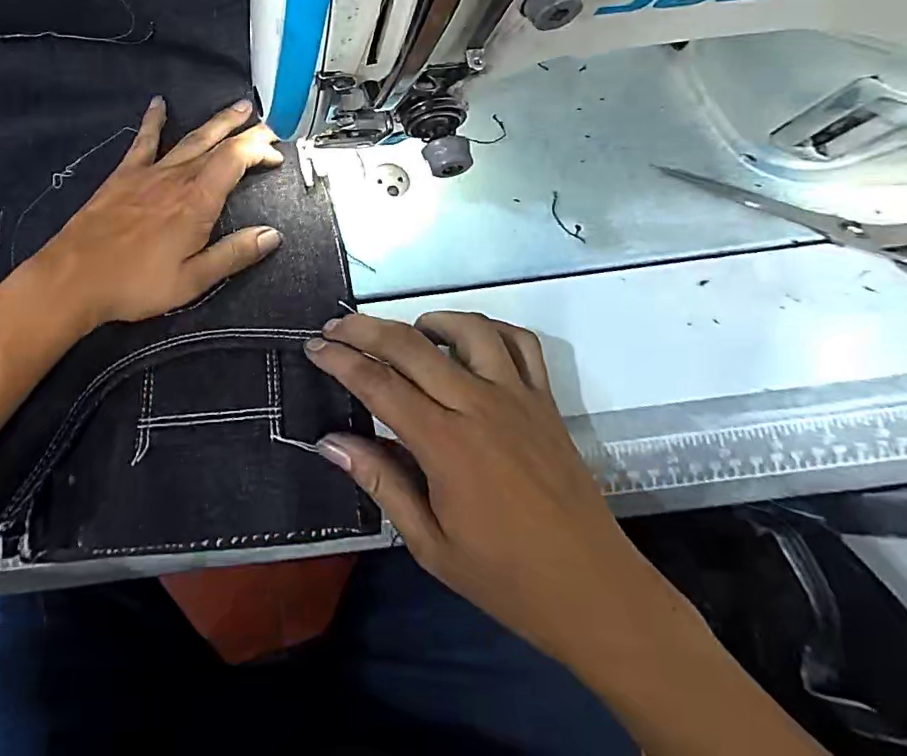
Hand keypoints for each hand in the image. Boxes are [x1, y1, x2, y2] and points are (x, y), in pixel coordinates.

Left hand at [28, 96, 284, 329]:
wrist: (73, 278)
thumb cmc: (136, 284)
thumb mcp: (193, 279)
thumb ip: (235, 254)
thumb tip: (272, 235)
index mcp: (197, 201)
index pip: (236, 159)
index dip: (259, 151)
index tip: (276, 155)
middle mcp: (176, 178)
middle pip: (217, 143)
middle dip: (246, 131)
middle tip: (266, 124)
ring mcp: (148, 173)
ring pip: (190, 138)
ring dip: (216, 122)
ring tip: (237, 107)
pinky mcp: (124, 175)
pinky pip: (143, 141)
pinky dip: (153, 121)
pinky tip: (158, 105)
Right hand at [305, 312, 648, 667]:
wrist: (591, 587)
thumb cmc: (503, 575)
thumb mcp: (429, 542)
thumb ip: (381, 482)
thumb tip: (330, 442)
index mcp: (445, 444)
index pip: (379, 385)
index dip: (340, 360)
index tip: (314, 347)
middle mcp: (480, 406)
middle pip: (412, 346)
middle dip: (366, 329)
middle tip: (337, 327)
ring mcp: (519, 397)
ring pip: (468, 331)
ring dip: (429, 320)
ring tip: (405, 332)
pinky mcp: (547, 400)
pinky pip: (521, 343)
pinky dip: (490, 329)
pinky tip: (470, 341)